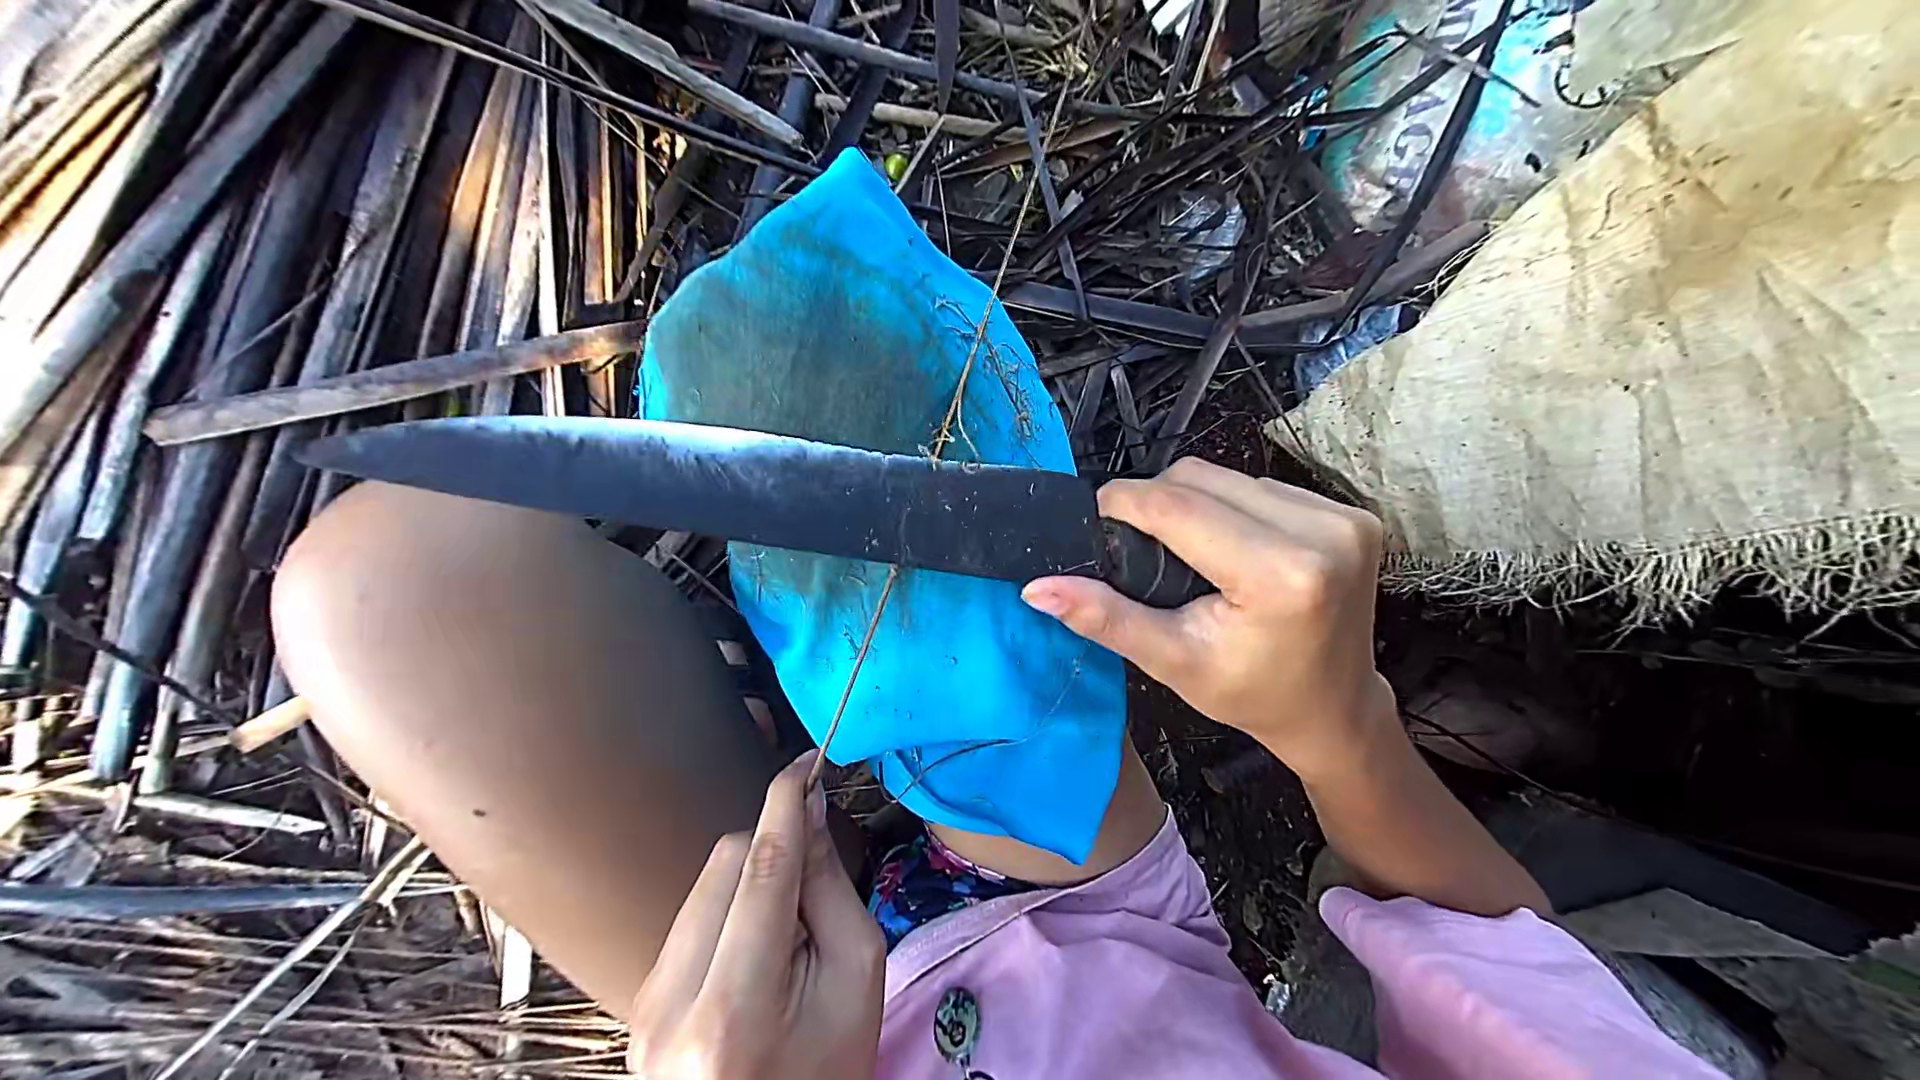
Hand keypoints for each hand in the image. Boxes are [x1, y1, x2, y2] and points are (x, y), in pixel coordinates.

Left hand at [627, 751, 883, 1078]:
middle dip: (775, 850)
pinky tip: (751, 950)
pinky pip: (690, 915)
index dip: (785, 804)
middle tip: (810, 891)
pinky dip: (728, 908)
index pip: (763, 870)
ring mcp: (645, 1009)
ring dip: (751, 878)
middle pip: (727, 863)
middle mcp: (672, 1006)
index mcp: (737, 1008)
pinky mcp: (638, 1005)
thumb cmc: (830, 1066)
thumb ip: (831, 886)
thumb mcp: (856, 974)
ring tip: (781, 932)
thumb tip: (807, 811)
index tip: (804, 764)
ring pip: (705, 881)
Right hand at [1022, 459, 1394, 782]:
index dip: (1123, 502)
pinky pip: (1258, 484)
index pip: (1177, 507)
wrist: (1332, 707)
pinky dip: (1224, 502)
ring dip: (1188, 498)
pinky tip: (1220, 539)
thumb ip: (1105, 618)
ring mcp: (1341, 517)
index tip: (1094, 515)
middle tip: (1134, 540)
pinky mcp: (1348, 511)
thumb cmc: (1251, 693)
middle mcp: (1322, 533)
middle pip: (1201, 479)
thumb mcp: (1171, 661)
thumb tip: (1037, 588)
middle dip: (1153, 499)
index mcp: (1280, 575)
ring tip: (1178, 544)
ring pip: (1228, 475)